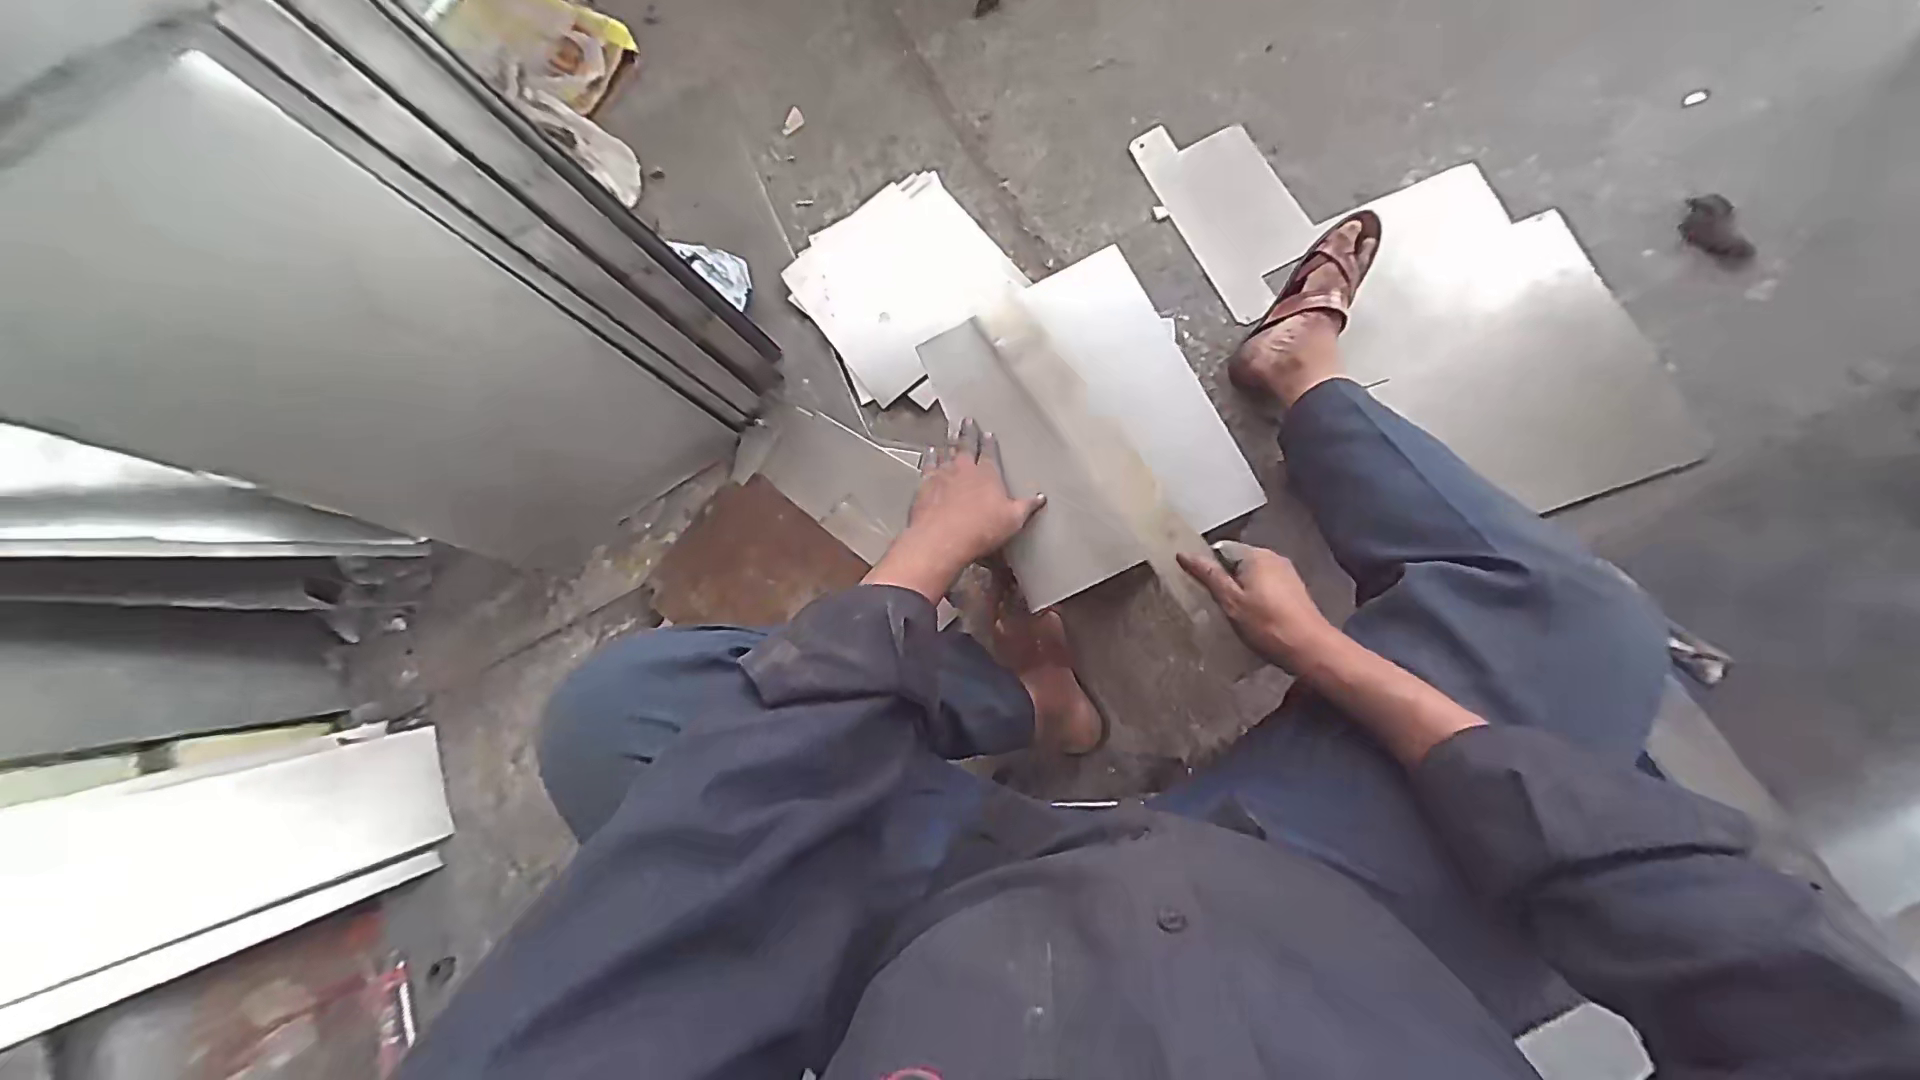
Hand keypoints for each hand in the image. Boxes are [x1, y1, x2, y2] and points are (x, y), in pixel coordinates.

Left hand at [863, 419, 1045, 601]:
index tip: (988, 434)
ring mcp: (942, 474)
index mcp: (987, 474)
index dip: (989, 443)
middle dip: (968, 432)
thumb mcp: (1012, 520)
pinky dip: (929, 456)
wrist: (942, 538)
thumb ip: (1026, 507)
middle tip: (967, 421)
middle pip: (966, 445)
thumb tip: (1040, 498)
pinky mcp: (925, 484)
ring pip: (946, 451)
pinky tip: (929, 451)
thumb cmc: (980, 529)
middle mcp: (964, 469)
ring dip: (948, 441)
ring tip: (949, 431)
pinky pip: (928, 464)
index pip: (990, 453)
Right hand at [1177, 541, 1340, 674]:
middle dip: (1224, 578)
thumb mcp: (1230, 600)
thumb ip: (1208, 575)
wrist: (1310, 649)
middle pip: (1237, 561)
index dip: (1207, 565)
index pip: (1220, 549)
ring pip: (1251, 574)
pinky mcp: (1294, 589)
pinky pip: (1265, 584)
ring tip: (1231, 611)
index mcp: (1256, 555)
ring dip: (1239, 588)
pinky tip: (1252, 614)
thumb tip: (1183, 554)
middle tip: (1213, 602)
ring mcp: (1287, 572)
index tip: (1199, 586)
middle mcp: (1273, 557)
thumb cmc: (1265, 623)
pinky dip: (1254, 595)